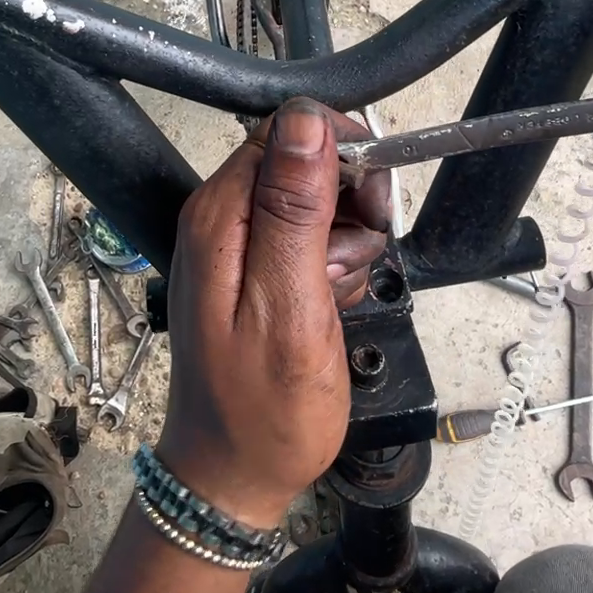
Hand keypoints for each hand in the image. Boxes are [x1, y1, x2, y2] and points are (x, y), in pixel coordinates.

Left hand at [156, 99, 391, 527]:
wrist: (235, 473)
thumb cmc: (263, 406)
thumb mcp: (288, 304)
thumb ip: (294, 209)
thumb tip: (305, 119)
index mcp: (222, 212)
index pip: (286, 129)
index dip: (339, 153)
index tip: (370, 202)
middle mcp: (224, 216)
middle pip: (305, 161)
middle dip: (348, 201)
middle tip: (351, 260)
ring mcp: (240, 242)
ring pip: (319, 200)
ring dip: (347, 239)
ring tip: (336, 292)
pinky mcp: (259, 267)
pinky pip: (314, 238)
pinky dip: (336, 263)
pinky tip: (331, 301)